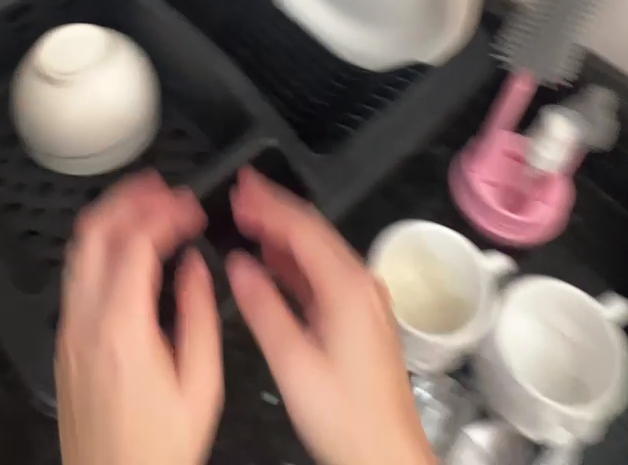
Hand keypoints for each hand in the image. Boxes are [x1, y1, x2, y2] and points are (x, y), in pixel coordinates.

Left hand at [57, 171, 223, 464]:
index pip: (137, 242)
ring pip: (80, 247)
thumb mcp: (200, 385)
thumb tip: (195, 267)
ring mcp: (69, 329)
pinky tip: (124, 246)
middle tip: (162, 186)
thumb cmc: (156, 450)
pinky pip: (76, 273)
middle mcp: (86, 320)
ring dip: (111, 215)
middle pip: (96, 231)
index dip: (167, 212)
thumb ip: (199, 315)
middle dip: (130, 196)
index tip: (190, 206)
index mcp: (122, 327)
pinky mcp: (65, 341)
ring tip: (143, 202)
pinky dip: (100, 244)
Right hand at [224, 168, 435, 464]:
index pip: (302, 227)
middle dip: (275, 207)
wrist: (388, 456)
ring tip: (251, 216)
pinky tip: (275, 258)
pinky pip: (324, 271)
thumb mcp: (293, 363)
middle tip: (242, 192)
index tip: (242, 189)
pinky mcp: (360, 315)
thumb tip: (239, 266)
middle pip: (313, 231)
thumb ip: (263, 307)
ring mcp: (363, 299)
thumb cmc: (347, 419)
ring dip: (283, 231)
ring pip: (319, 249)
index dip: (269, 204)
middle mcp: (360, 284)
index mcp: (346, 287)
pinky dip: (295, 259)